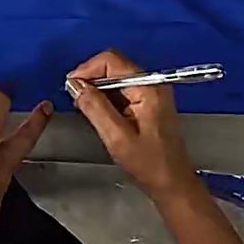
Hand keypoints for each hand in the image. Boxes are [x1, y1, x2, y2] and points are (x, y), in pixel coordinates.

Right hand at [67, 50, 198, 199]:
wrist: (172, 182)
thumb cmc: (148, 163)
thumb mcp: (116, 137)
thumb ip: (95, 107)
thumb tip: (75, 85)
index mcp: (149, 87)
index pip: (113, 60)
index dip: (87, 69)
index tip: (71, 86)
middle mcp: (153, 83)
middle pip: (115, 65)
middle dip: (91, 77)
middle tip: (75, 97)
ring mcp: (153, 91)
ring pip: (118, 76)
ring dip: (98, 87)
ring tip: (83, 105)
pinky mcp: (150, 101)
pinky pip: (124, 88)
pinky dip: (107, 95)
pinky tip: (98, 111)